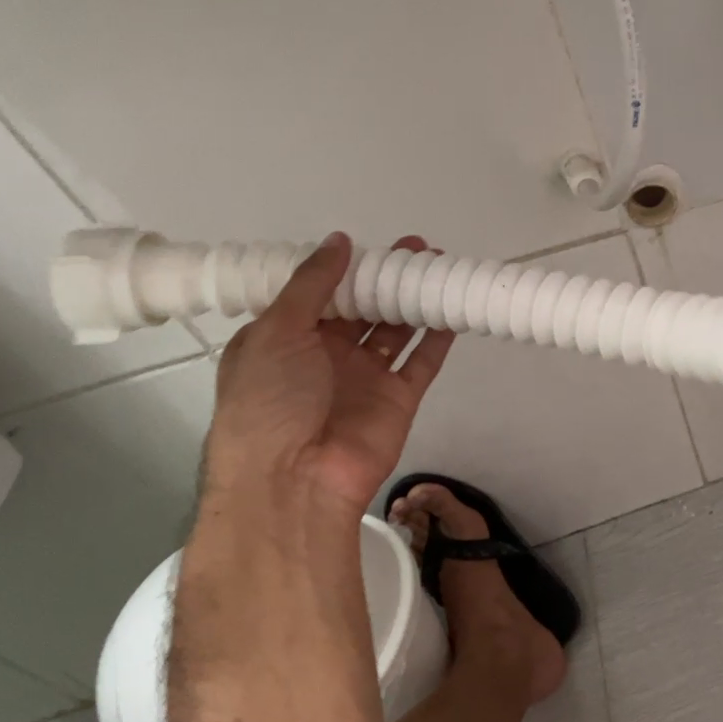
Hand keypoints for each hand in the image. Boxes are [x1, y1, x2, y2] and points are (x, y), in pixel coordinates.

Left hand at [204, 233, 453, 514]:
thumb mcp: (274, 333)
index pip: (318, 296)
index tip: (369, 245)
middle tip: (416, 248)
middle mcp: (326, 357)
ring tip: (438, 266)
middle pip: (363, 309)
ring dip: (414, 299)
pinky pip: (423, 360)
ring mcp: (365, 378)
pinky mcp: (399, 398)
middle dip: (386, 278)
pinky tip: (452, 306)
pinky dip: (439, 335)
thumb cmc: (269, 403)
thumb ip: (311, 284)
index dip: (343, 269)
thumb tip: (338, 241)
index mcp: (286, 341)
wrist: (294, 480)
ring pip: (396, 330)